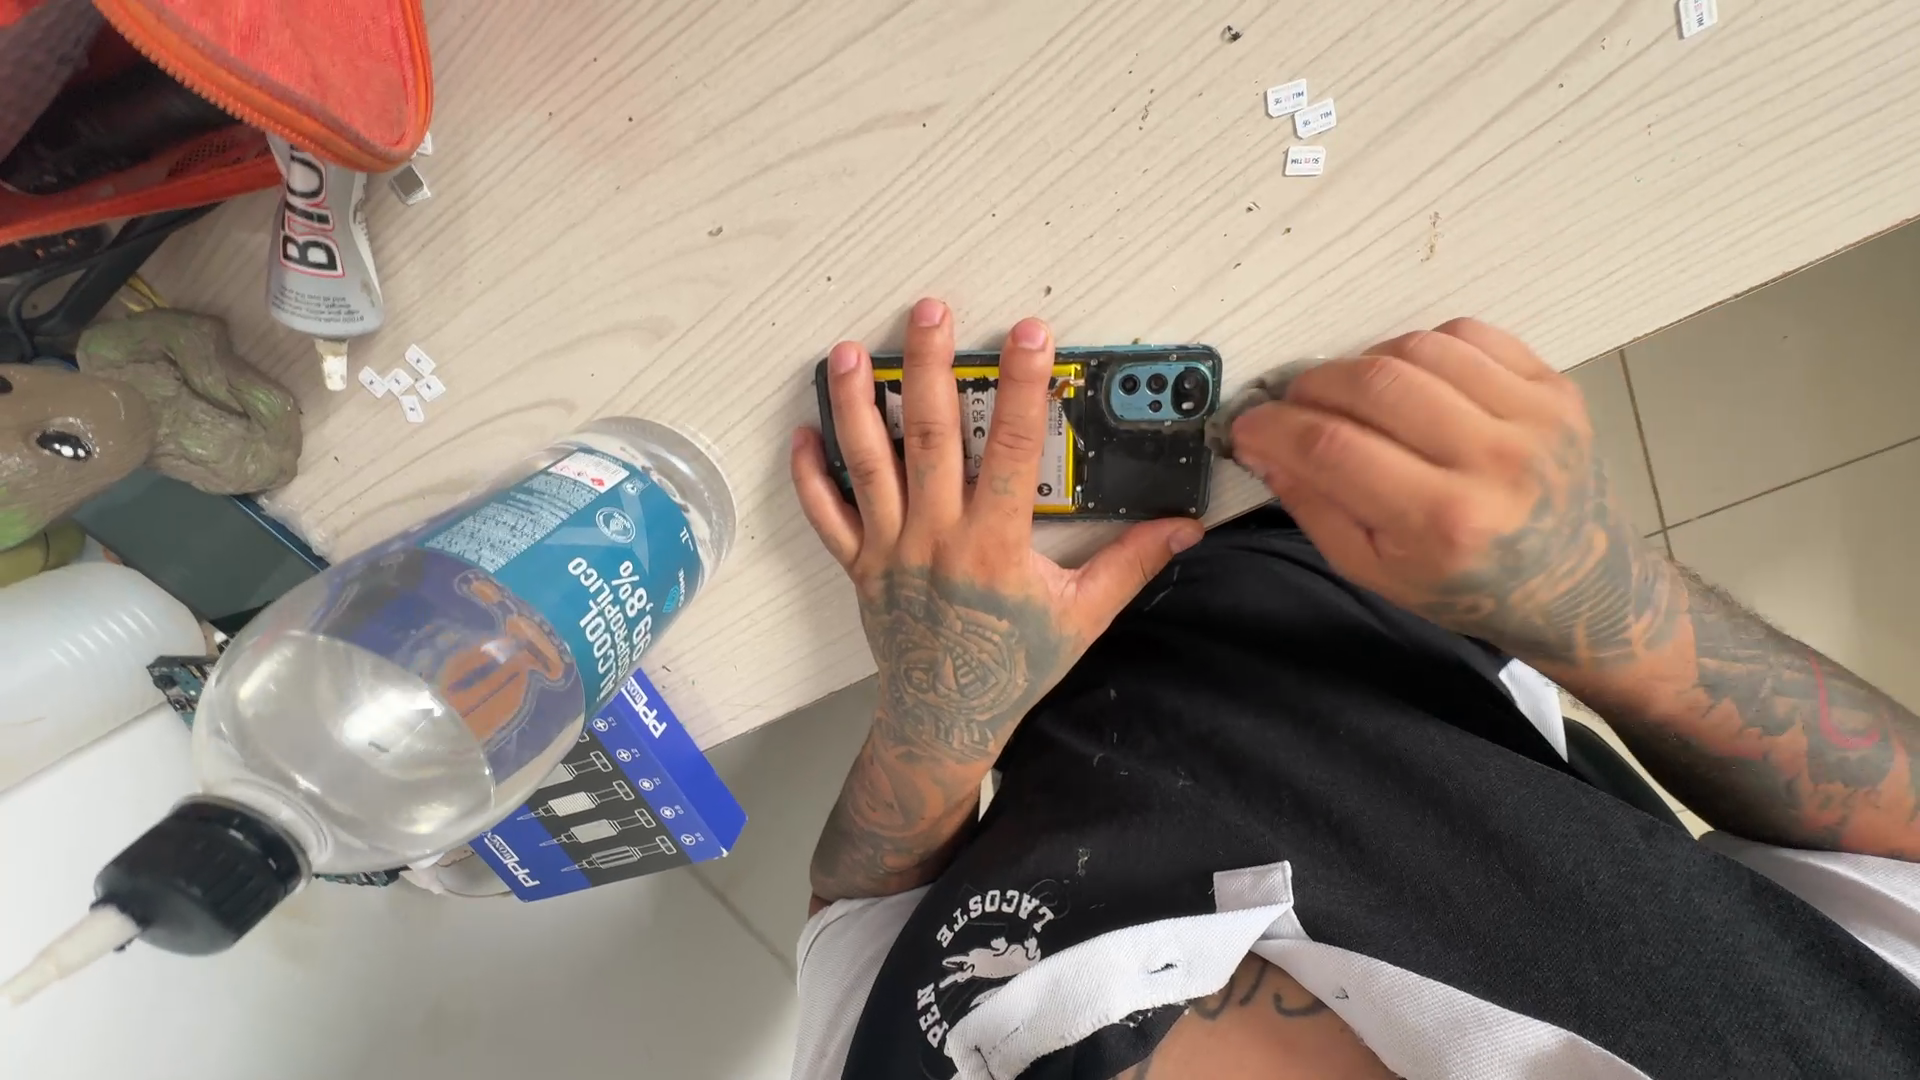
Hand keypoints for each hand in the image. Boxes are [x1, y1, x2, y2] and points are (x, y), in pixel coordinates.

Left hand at [793, 298, 1204, 760]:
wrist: (946, 717)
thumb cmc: (1013, 667)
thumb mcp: (1081, 617)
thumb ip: (1129, 565)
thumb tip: (1183, 529)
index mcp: (994, 544)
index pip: (1012, 450)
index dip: (1022, 388)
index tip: (1028, 335)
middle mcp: (936, 537)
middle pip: (930, 437)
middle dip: (930, 367)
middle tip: (928, 312)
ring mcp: (890, 549)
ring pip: (869, 465)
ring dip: (857, 406)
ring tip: (849, 353)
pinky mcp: (860, 565)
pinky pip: (827, 516)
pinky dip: (810, 477)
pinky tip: (802, 435)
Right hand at [1228, 318, 1671, 669]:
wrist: (1578, 586)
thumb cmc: (1459, 588)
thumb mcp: (1368, 567)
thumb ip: (1311, 505)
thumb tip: (1261, 447)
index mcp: (1439, 521)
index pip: (1332, 447)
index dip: (1273, 428)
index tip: (1245, 427)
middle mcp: (1491, 461)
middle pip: (1374, 385)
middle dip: (1309, 387)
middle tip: (1290, 407)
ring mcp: (1532, 416)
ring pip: (1416, 349)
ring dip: (1358, 363)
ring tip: (1346, 395)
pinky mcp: (1555, 386)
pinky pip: (1468, 333)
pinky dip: (1417, 346)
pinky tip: (1405, 381)